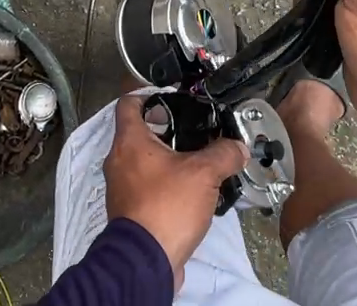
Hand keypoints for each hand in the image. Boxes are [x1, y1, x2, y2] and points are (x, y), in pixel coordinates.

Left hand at [103, 96, 248, 287]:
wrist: (146, 260)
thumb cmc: (167, 205)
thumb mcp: (202, 174)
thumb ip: (222, 154)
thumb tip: (238, 147)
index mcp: (128, 140)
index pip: (128, 103)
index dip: (146, 94)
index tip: (169, 98)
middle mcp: (118, 160)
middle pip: (137, 133)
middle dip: (164, 131)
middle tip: (192, 133)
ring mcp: (120, 188)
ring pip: (142, 163)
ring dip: (165, 161)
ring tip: (195, 165)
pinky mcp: (128, 212)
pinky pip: (145, 189)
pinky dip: (162, 186)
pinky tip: (189, 195)